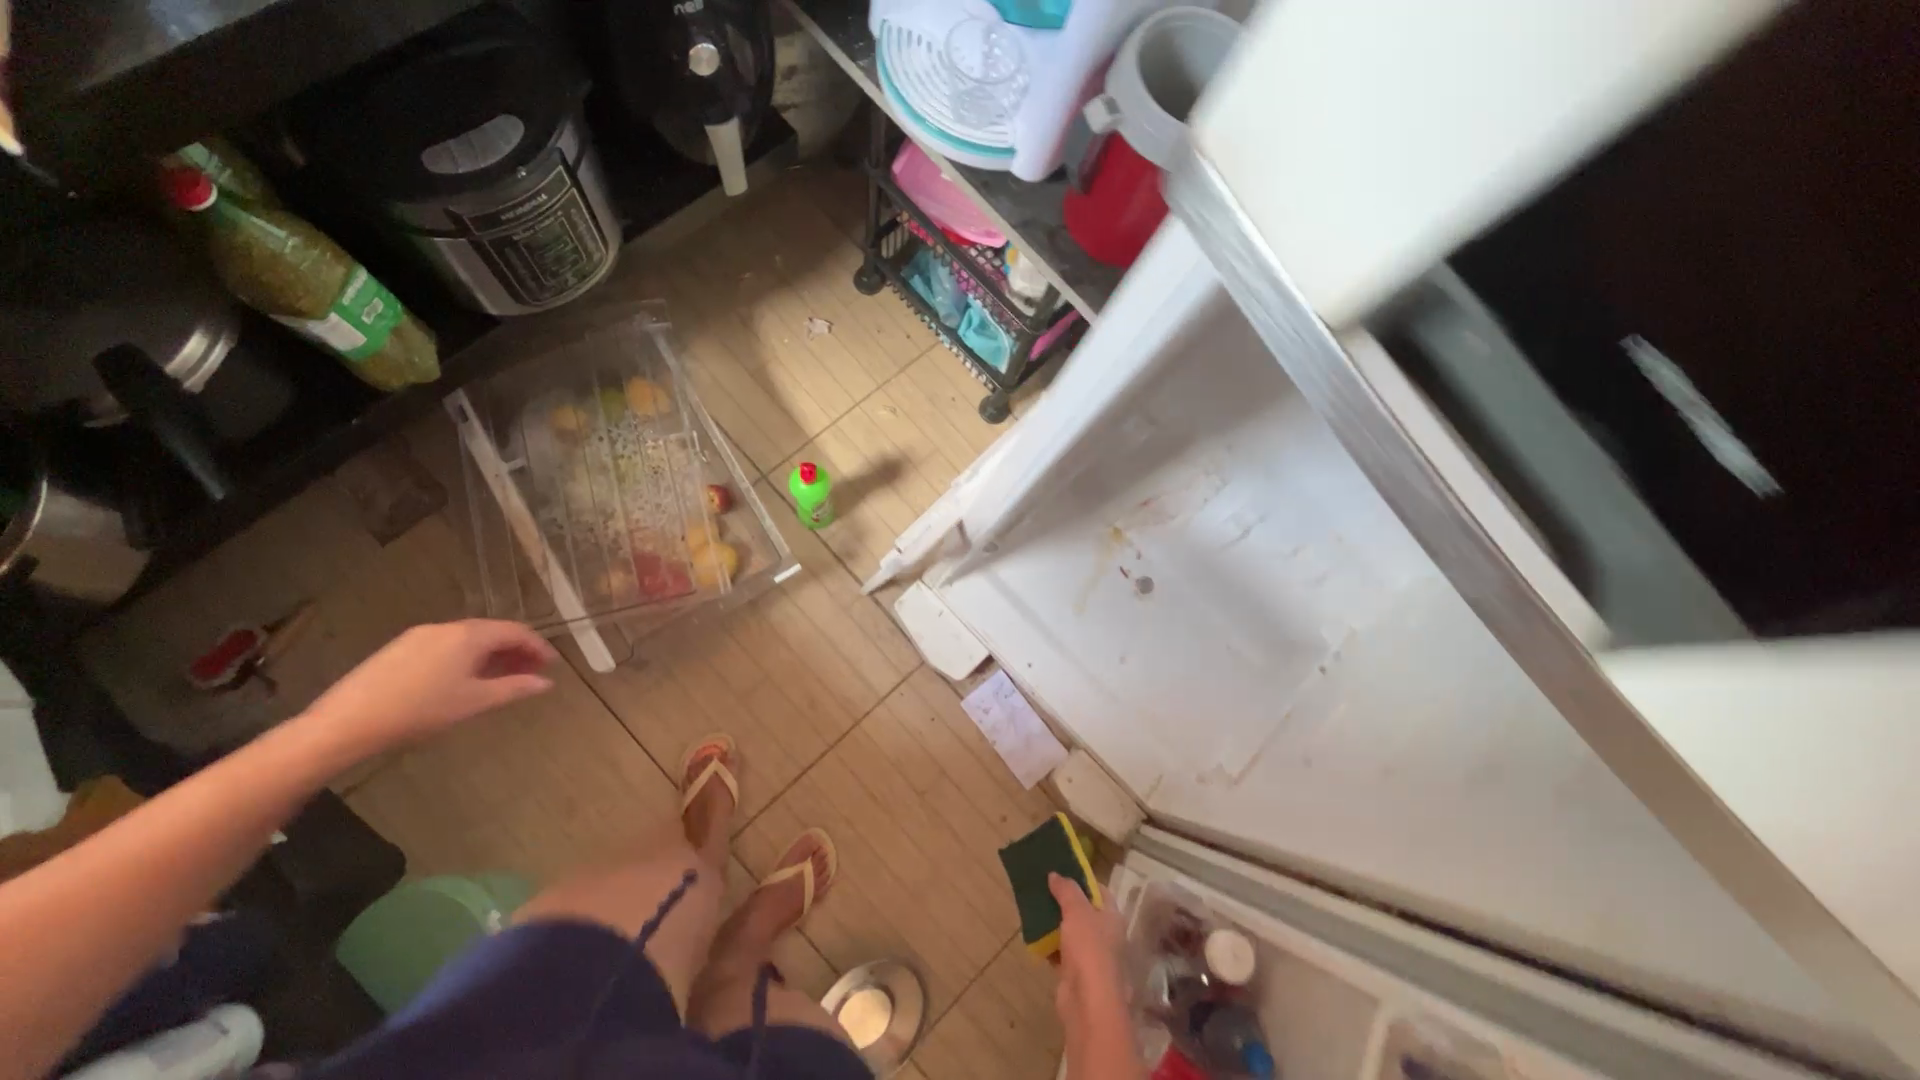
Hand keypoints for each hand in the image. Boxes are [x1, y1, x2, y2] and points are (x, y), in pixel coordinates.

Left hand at [298, 620, 557, 757]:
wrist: (348, 721)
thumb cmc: (421, 710)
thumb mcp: (474, 702)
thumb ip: (514, 689)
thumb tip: (546, 683)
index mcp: (468, 635)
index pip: (515, 631)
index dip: (538, 647)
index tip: (552, 666)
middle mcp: (446, 627)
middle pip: (491, 632)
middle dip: (515, 650)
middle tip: (531, 673)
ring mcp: (419, 636)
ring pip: (467, 639)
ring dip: (491, 655)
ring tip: (502, 679)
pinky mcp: (400, 649)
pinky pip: (446, 646)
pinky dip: (467, 658)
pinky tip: (465, 680)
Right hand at [1051, 873, 1146, 1079]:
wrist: (1088, 1002)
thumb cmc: (1089, 949)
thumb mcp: (1077, 911)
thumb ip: (1067, 891)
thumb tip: (1055, 874)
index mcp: (1112, 917)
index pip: (1100, 891)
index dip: (1082, 880)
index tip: (1061, 871)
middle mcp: (1106, 935)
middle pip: (1085, 912)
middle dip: (1065, 902)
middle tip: (1042, 888)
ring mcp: (1091, 956)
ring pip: (1071, 933)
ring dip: (1055, 924)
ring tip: (1033, 908)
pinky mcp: (1076, 974)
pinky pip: (1061, 953)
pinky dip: (1050, 946)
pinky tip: (1034, 937)